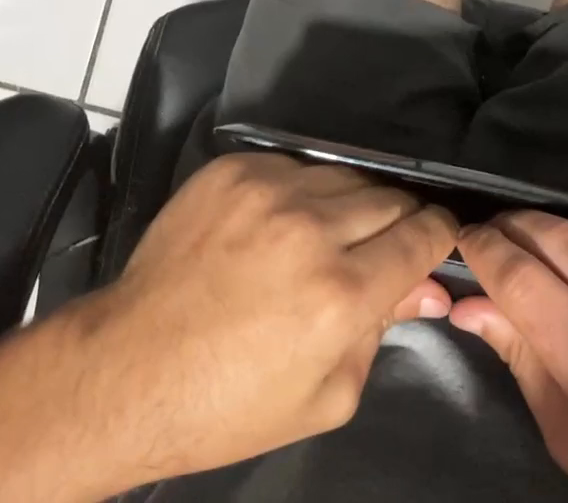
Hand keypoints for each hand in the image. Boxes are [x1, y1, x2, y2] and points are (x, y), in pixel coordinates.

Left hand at [60, 153, 458, 489]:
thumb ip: (384, 332)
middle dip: (399, 221)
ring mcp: (266, 191)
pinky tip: (282, 220)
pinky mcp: (231, 171)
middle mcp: (310, 229)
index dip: (438, 236)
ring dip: (351, 203)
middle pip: (390, 199)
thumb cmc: (230, 403)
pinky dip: (302, 190)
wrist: (128, 368)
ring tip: (329, 234)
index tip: (436, 238)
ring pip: (345, 176)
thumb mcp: (327, 396)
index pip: (423, 235)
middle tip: (379, 246)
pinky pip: (294, 166)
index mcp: (341, 292)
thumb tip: (427, 287)